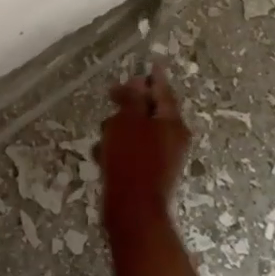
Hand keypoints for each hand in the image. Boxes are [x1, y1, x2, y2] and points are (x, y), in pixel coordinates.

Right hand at [97, 63, 190, 214]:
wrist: (133, 212)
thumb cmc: (131, 159)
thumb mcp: (129, 121)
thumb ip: (133, 98)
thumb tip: (138, 83)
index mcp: (173, 124)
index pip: (163, 92)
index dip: (154, 77)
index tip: (151, 64)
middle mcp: (172, 140)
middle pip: (149, 112)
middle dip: (128, 106)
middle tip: (112, 98)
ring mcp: (162, 159)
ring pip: (137, 132)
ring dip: (118, 130)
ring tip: (102, 138)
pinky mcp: (148, 175)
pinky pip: (132, 152)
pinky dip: (117, 151)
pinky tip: (101, 157)